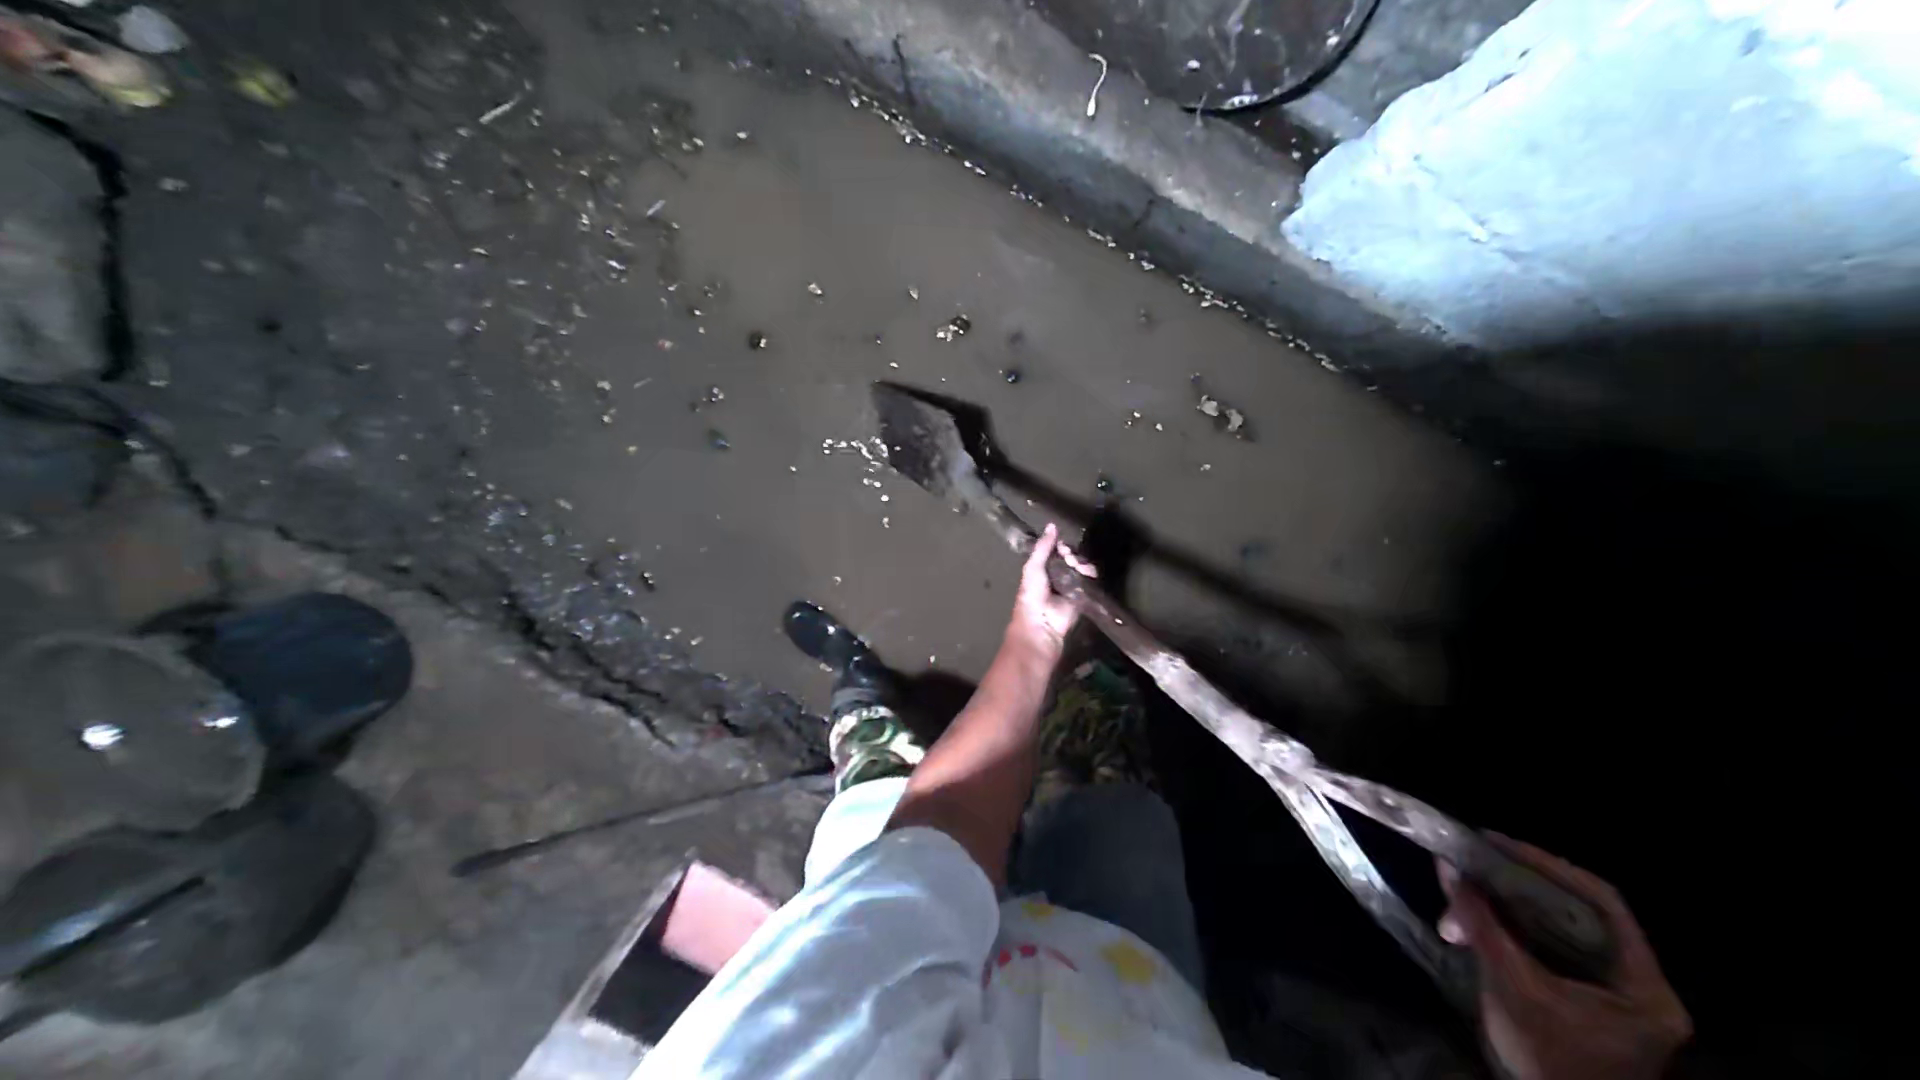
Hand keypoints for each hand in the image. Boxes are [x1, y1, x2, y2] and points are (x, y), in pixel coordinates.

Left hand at [1004, 524, 1091, 661]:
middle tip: (1069, 558)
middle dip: (1072, 554)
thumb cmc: (1032, 594)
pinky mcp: (1083, 594)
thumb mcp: (1033, 567)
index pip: (1056, 550)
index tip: (1062, 546)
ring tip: (1078, 566)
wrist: (1042, 622)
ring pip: (1082, 566)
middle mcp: (1058, 574)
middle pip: (1071, 557)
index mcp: (1043, 568)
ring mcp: (1071, 584)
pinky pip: (1090, 579)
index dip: (1061, 545)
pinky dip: (1091, 573)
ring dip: (1082, 562)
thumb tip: (1052, 525)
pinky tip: (1088, 573)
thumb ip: (1043, 547)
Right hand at [1439, 837, 1691, 1079]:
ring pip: (1556, 928)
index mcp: (1643, 986)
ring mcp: (1615, 993)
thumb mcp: (1511, 989)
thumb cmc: (1546, 1062)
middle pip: (1575, 912)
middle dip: (1512, 888)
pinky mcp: (1587, 999)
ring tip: (1456, 910)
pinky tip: (1476, 926)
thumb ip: (1481, 925)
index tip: (1493, 842)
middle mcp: (1640, 984)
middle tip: (1464, 872)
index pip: (1602, 902)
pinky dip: (1510, 931)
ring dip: (1503, 911)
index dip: (1546, 864)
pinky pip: (1549, 947)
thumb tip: (1447, 865)